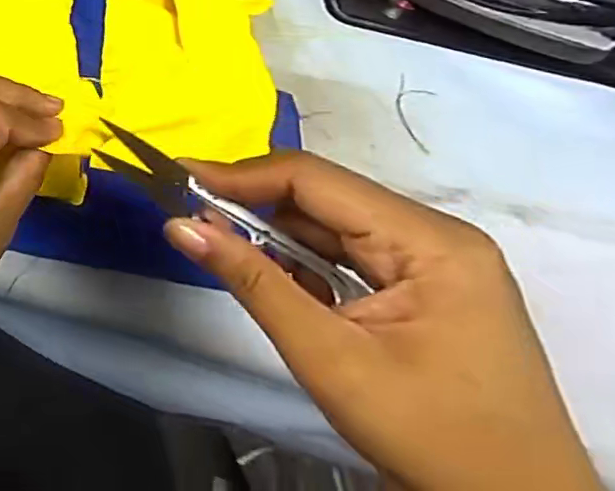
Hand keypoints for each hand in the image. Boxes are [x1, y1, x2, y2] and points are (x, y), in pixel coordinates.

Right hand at [165, 151, 600, 490]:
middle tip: (191, 215)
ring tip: (224, 248)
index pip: (313, 180)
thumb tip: (177, 224)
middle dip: (252, 205)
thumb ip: (251, 280)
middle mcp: (436, 237)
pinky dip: (300, 259)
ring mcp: (434, 261)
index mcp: (431, 243)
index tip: (178, 180)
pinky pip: (344, 250)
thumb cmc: (432, 437)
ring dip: (274, 234)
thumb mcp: (327, 357)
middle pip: (320, 196)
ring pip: (327, 222)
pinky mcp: (424, 286)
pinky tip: (275, 278)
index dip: (239, 176)